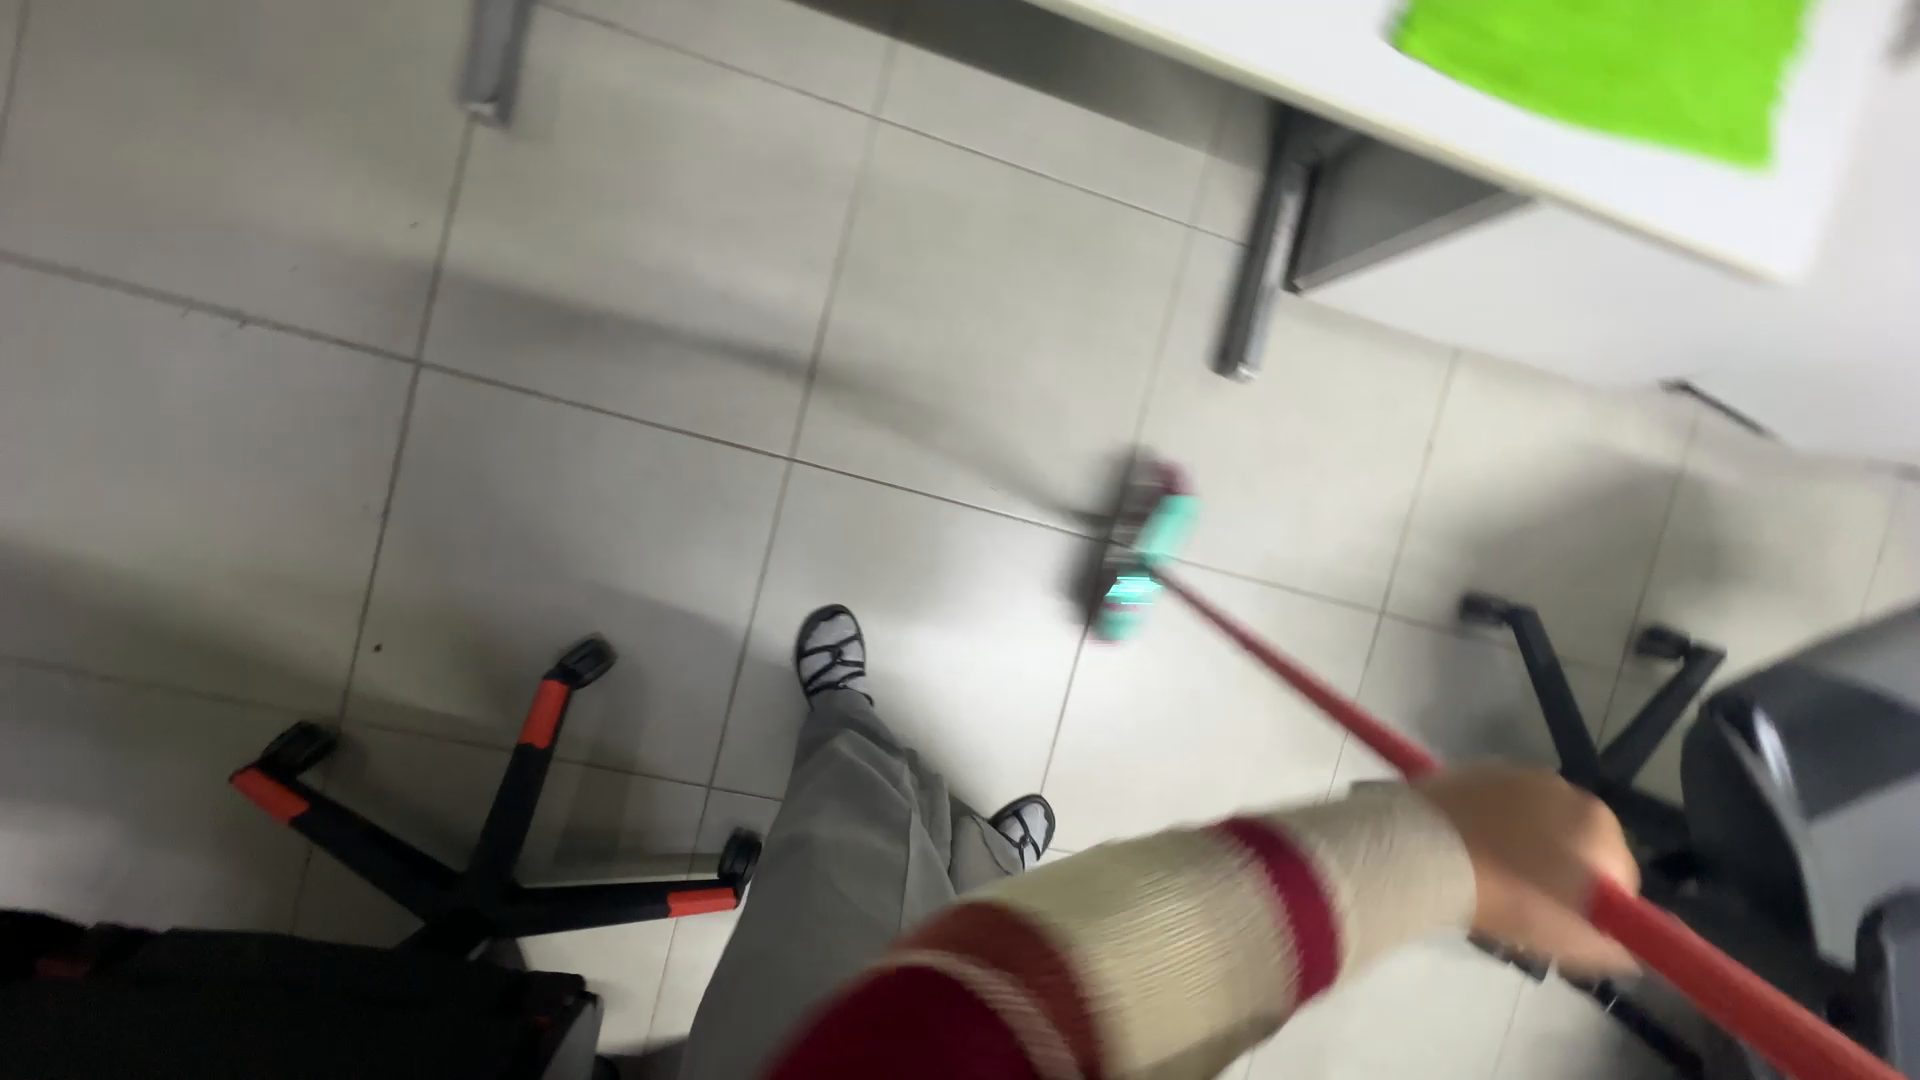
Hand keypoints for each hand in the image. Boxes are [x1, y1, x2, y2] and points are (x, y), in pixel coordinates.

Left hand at [1416, 765, 1639, 975]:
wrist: (1424, 849)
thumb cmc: (1508, 897)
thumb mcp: (1576, 944)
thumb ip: (1616, 945)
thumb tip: (1622, 942)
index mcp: (1599, 825)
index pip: (1617, 876)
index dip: (1596, 906)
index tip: (1565, 922)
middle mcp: (1561, 787)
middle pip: (1574, 840)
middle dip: (1558, 868)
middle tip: (1525, 900)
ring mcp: (1508, 772)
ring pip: (1530, 819)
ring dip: (1521, 841)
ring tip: (1489, 872)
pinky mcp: (1464, 768)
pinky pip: (1490, 804)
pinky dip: (1485, 821)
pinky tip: (1464, 844)